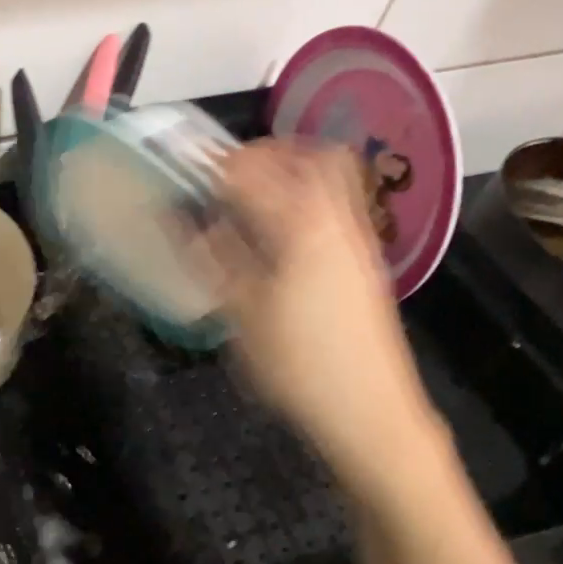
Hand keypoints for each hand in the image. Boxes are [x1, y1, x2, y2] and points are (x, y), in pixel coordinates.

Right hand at [214, 141, 442, 464]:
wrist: (370, 409)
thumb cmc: (299, 365)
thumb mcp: (243, 316)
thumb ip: (217, 261)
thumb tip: (191, 225)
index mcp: (300, 228)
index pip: (256, 174)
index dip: (220, 165)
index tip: (191, 168)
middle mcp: (337, 221)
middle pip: (311, 157)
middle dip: (268, 154)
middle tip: (230, 171)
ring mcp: (358, 241)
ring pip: (332, 180)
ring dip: (291, 173)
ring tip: (252, 196)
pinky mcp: (366, 263)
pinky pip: (338, 207)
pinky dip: (307, 200)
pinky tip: (279, 235)